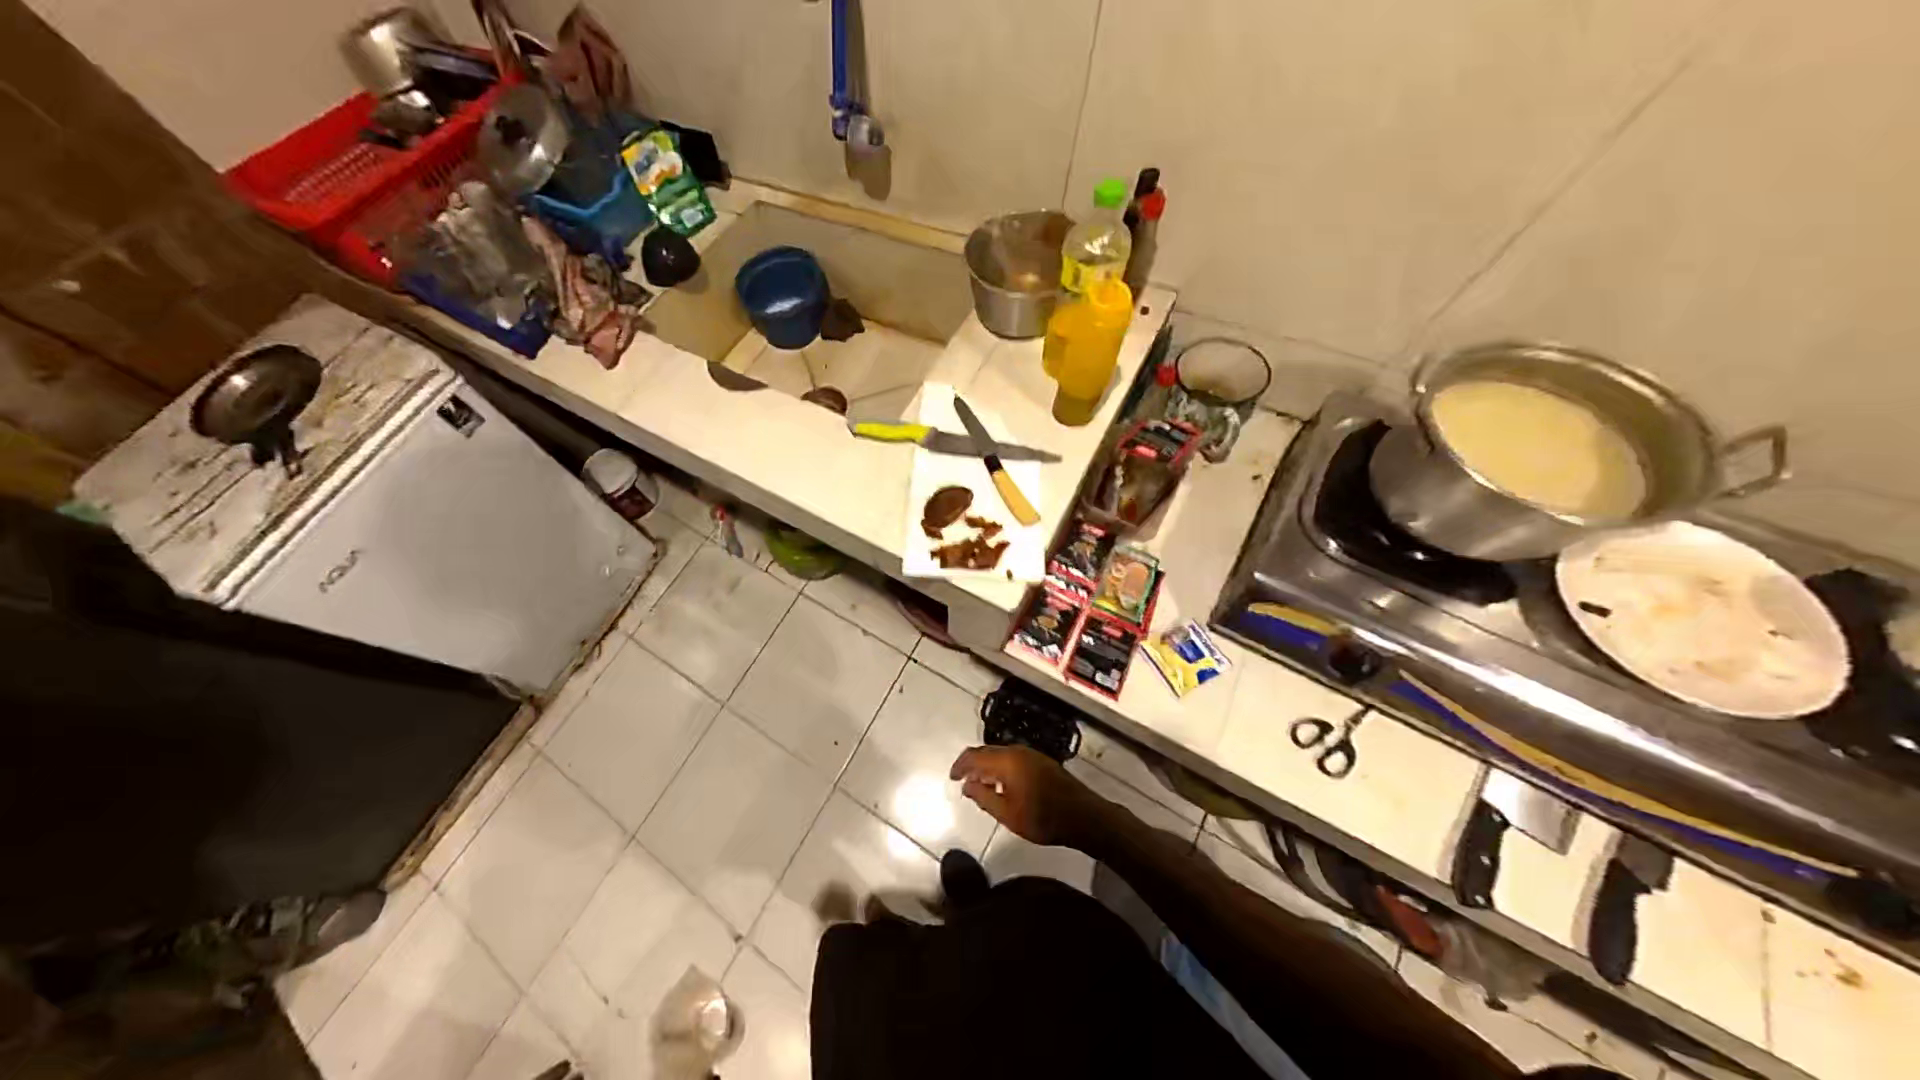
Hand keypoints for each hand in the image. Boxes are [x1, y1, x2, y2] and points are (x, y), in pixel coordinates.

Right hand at [949, 744, 1106, 847]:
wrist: (1084, 816)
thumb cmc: (1043, 818)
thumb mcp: (1007, 814)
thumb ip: (984, 797)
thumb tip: (967, 785)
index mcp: (1008, 761)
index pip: (975, 756)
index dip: (960, 765)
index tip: (951, 777)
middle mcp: (1018, 752)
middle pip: (988, 752)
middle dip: (972, 764)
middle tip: (962, 780)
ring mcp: (1032, 755)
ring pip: (1001, 755)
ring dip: (987, 766)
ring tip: (979, 784)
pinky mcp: (1041, 762)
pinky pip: (1013, 758)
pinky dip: (1001, 767)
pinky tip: (1001, 784)